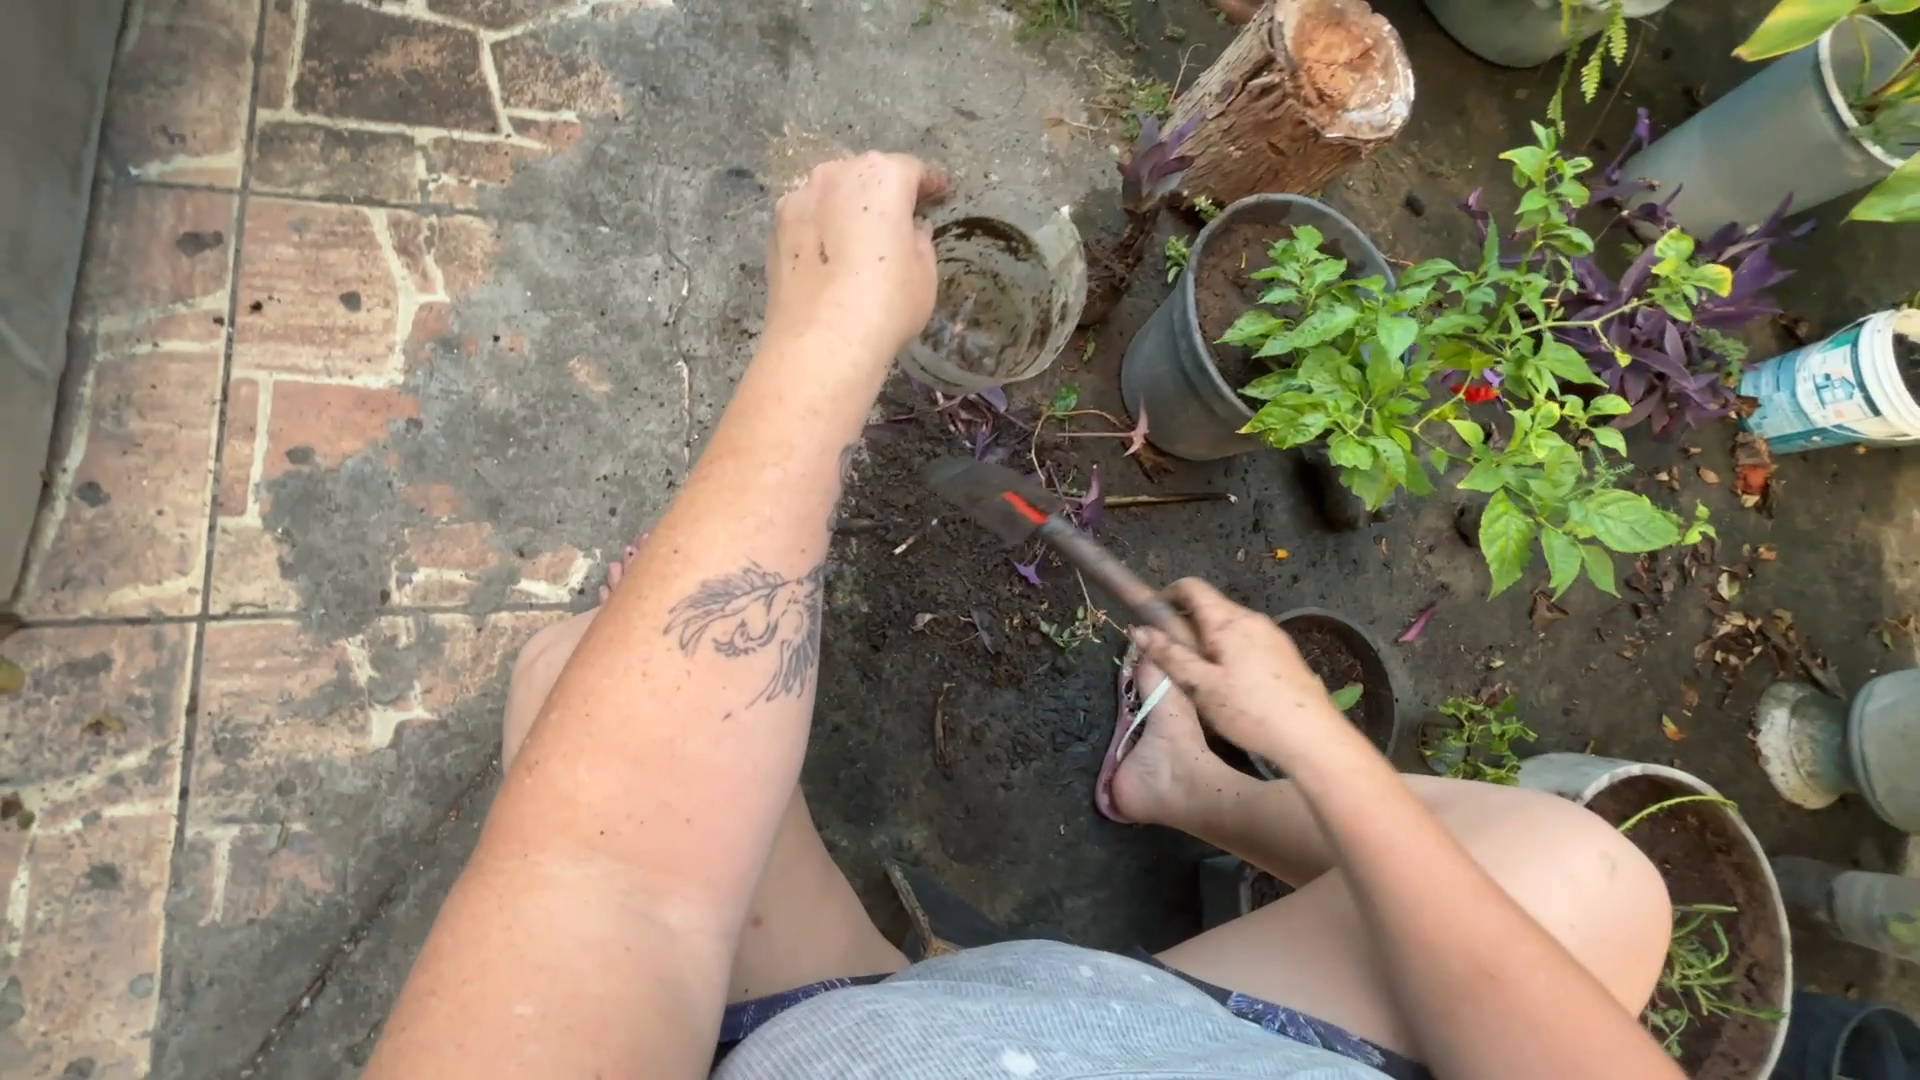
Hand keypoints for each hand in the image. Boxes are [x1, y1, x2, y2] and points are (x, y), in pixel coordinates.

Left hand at [765, 152, 947, 359]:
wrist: (822, 342)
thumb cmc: (887, 303)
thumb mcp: (925, 273)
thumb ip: (920, 241)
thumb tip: (911, 229)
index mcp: (881, 177)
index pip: (911, 170)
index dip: (929, 183)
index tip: (940, 192)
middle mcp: (835, 175)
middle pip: (865, 177)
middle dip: (882, 195)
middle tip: (897, 221)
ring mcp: (798, 200)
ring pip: (830, 197)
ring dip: (845, 211)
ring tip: (857, 243)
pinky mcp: (774, 231)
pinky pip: (807, 223)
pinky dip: (820, 234)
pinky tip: (828, 261)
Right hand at [1129, 578, 1355, 760]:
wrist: (1314, 738)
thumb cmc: (1251, 710)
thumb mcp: (1201, 686)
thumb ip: (1169, 656)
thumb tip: (1139, 630)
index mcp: (1228, 621)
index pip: (1191, 587)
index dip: (1166, 595)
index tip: (1152, 618)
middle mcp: (1252, 619)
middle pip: (1210, 608)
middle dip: (1186, 626)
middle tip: (1172, 659)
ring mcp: (1272, 636)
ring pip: (1228, 628)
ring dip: (1207, 642)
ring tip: (1200, 679)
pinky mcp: (1285, 655)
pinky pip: (1247, 642)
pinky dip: (1228, 653)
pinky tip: (1230, 687)